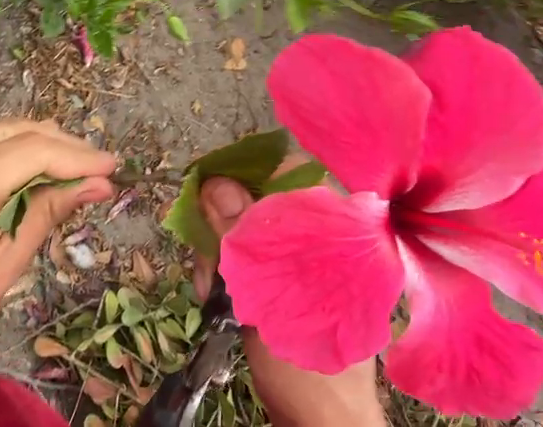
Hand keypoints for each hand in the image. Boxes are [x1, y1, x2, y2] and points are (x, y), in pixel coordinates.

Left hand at [0, 120, 116, 382]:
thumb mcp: (5, 266)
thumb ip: (49, 212)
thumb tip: (99, 184)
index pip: (29, 152)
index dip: (75, 156)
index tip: (113, 166)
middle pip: (13, 132)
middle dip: (61, 145)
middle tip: (100, 167)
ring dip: (38, 145)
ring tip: (78, 168)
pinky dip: (11, 153)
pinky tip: (37, 171)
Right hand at [194, 176, 386, 426]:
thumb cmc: (308, 368)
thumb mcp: (268, 299)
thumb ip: (243, 238)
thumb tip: (215, 181)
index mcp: (338, 233)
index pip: (289, 173)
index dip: (245, 173)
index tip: (207, 192)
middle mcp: (326, 238)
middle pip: (263, 200)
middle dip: (224, 220)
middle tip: (204, 257)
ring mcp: (309, 261)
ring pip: (251, 227)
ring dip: (220, 248)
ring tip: (206, 286)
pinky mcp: (293, 282)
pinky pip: (253, 253)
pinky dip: (228, 266)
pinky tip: (212, 291)